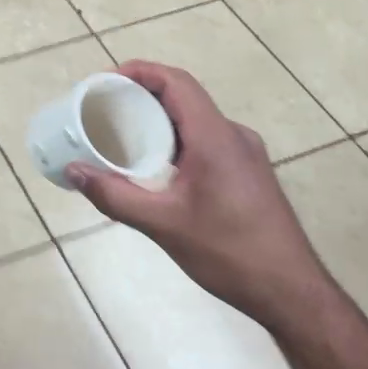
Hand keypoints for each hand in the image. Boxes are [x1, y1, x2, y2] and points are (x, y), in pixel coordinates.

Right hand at [66, 60, 330, 327]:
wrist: (295, 297)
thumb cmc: (231, 253)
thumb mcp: (163, 225)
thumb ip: (114, 195)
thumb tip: (72, 170)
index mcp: (216, 137)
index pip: (176, 82)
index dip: (139, 71)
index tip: (104, 83)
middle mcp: (233, 136)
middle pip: (182, 97)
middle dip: (139, 95)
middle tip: (102, 109)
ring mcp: (245, 155)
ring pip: (193, 120)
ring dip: (156, 119)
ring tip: (120, 134)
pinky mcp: (247, 174)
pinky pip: (203, 139)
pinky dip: (173, 139)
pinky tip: (152, 165)